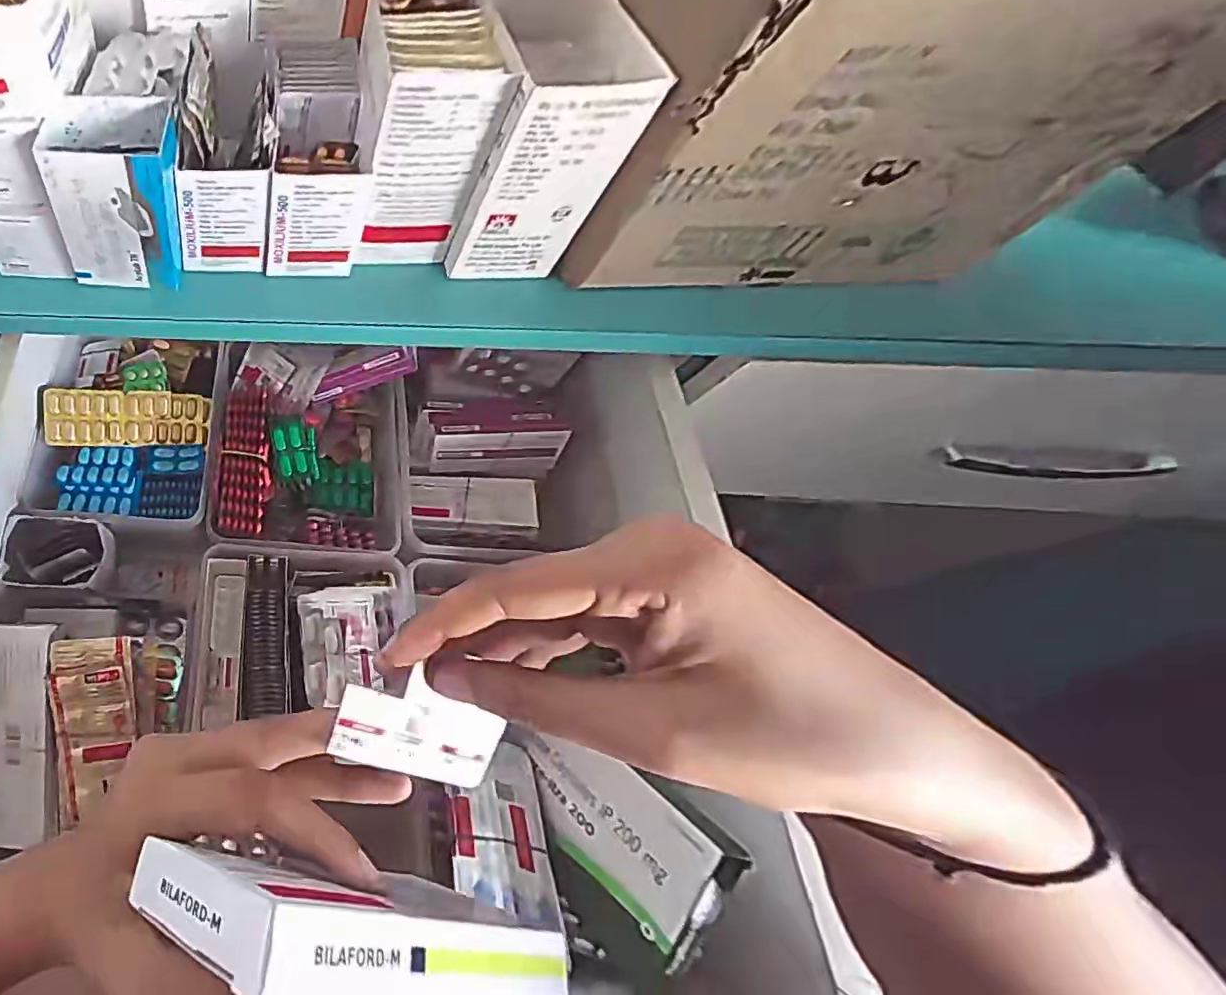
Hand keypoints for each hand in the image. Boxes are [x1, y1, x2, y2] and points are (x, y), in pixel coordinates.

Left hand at [29, 709, 411, 994]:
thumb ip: (194, 975)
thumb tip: (275, 973)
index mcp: (157, 795)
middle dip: (334, 748)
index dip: (314, 829)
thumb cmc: (91, 918)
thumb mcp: (131, 959)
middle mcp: (174, 757)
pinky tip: (338, 767)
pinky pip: (259, 751)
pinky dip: (304, 759)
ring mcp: (184, 749)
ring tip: (383, 755)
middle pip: (266, 739)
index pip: (252, 796)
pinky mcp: (196, 756)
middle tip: (391, 751)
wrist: (60, 884)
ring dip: (328, 748)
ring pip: (268, 737)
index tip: (359, 872)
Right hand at [382, 517, 1090, 873]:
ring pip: (548, 605)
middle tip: (412, 677)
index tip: (395, 655)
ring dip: (500, 644)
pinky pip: (580, 619)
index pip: (518, 587)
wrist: (912, 760)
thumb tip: (448, 680)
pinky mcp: (659, 593)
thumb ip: (537, 698)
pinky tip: (503, 675)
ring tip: (445, 682)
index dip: (446, 621)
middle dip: (467, 634)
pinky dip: (541, 651)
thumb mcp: (652, 731)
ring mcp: (652, 567)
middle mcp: (643, 546)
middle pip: (528, 590)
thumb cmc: (795, 742)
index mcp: (649, 561)